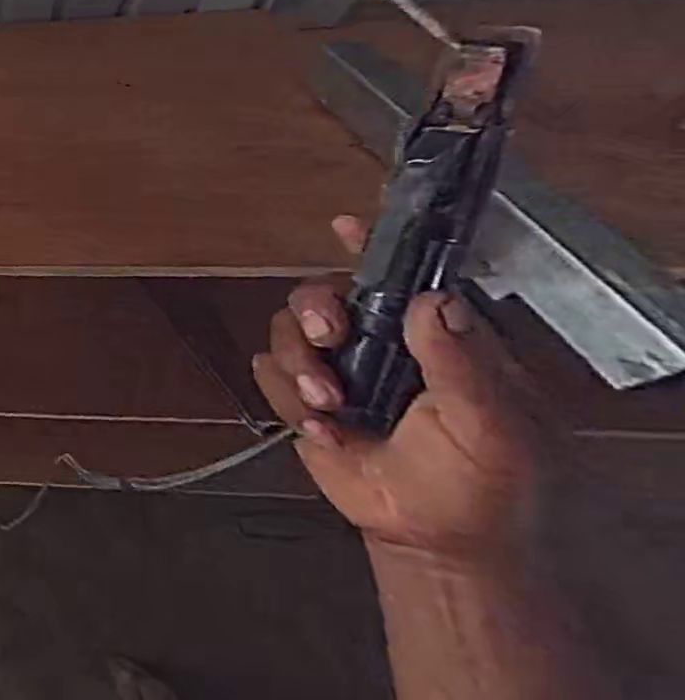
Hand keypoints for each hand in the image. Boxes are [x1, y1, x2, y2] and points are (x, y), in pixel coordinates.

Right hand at [252, 217, 542, 561]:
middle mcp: (377, 344)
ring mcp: (334, 367)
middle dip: (313, 310)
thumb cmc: (484, 485)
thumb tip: (435, 301)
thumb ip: (463, 365)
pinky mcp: (298, 395)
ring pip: (284, 331)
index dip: (371, 248)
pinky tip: (323, 429)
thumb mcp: (494, 428)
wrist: (429, 536)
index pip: (402, 280)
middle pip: (319, 295)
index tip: (345, 224)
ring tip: (329, 407)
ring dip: (300, 367)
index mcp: (433, 341)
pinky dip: (286, 398)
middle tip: (326, 336)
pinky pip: (266, 372)